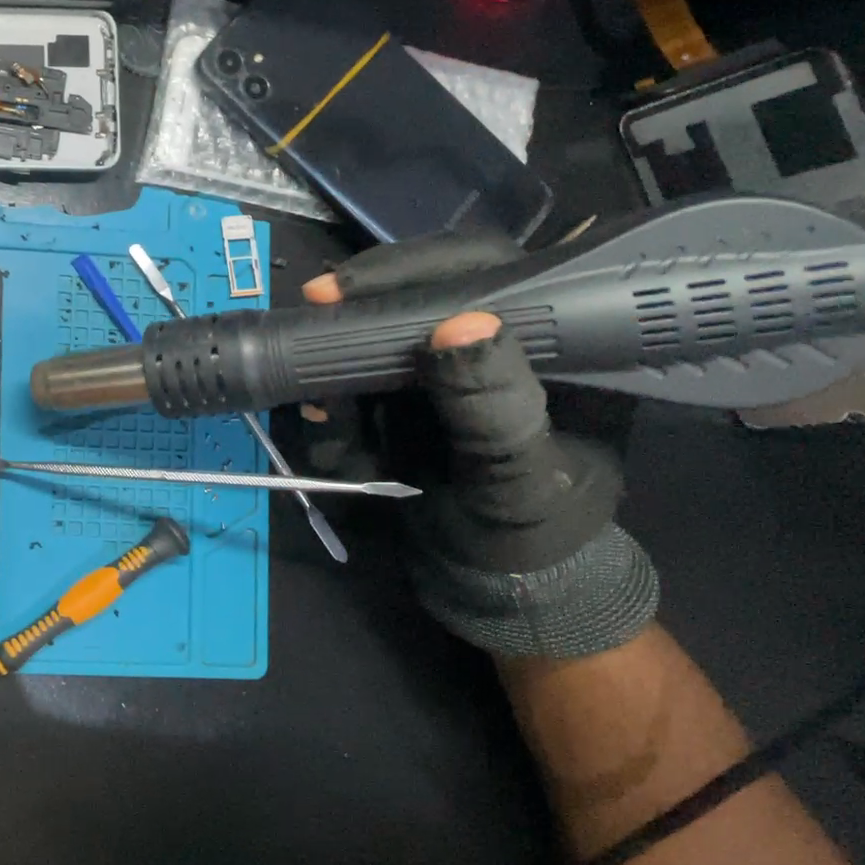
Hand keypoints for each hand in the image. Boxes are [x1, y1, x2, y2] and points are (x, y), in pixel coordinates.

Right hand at [302, 234, 657, 659]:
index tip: (345, 289)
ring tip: (340, 430)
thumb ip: (496, 409)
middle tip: (310, 323)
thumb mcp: (520, 484)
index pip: (489, 274)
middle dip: (357, 320)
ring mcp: (440, 375)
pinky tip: (341, 445)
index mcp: (554, 351)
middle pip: (415, 294)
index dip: (414, 267)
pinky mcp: (401, 402)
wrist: (490, 596)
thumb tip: (460, 325)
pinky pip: (349, 387)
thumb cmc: (530, 544)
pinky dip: (332, 414)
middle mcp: (492, 348)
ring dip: (338, 380)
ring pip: (369, 340)